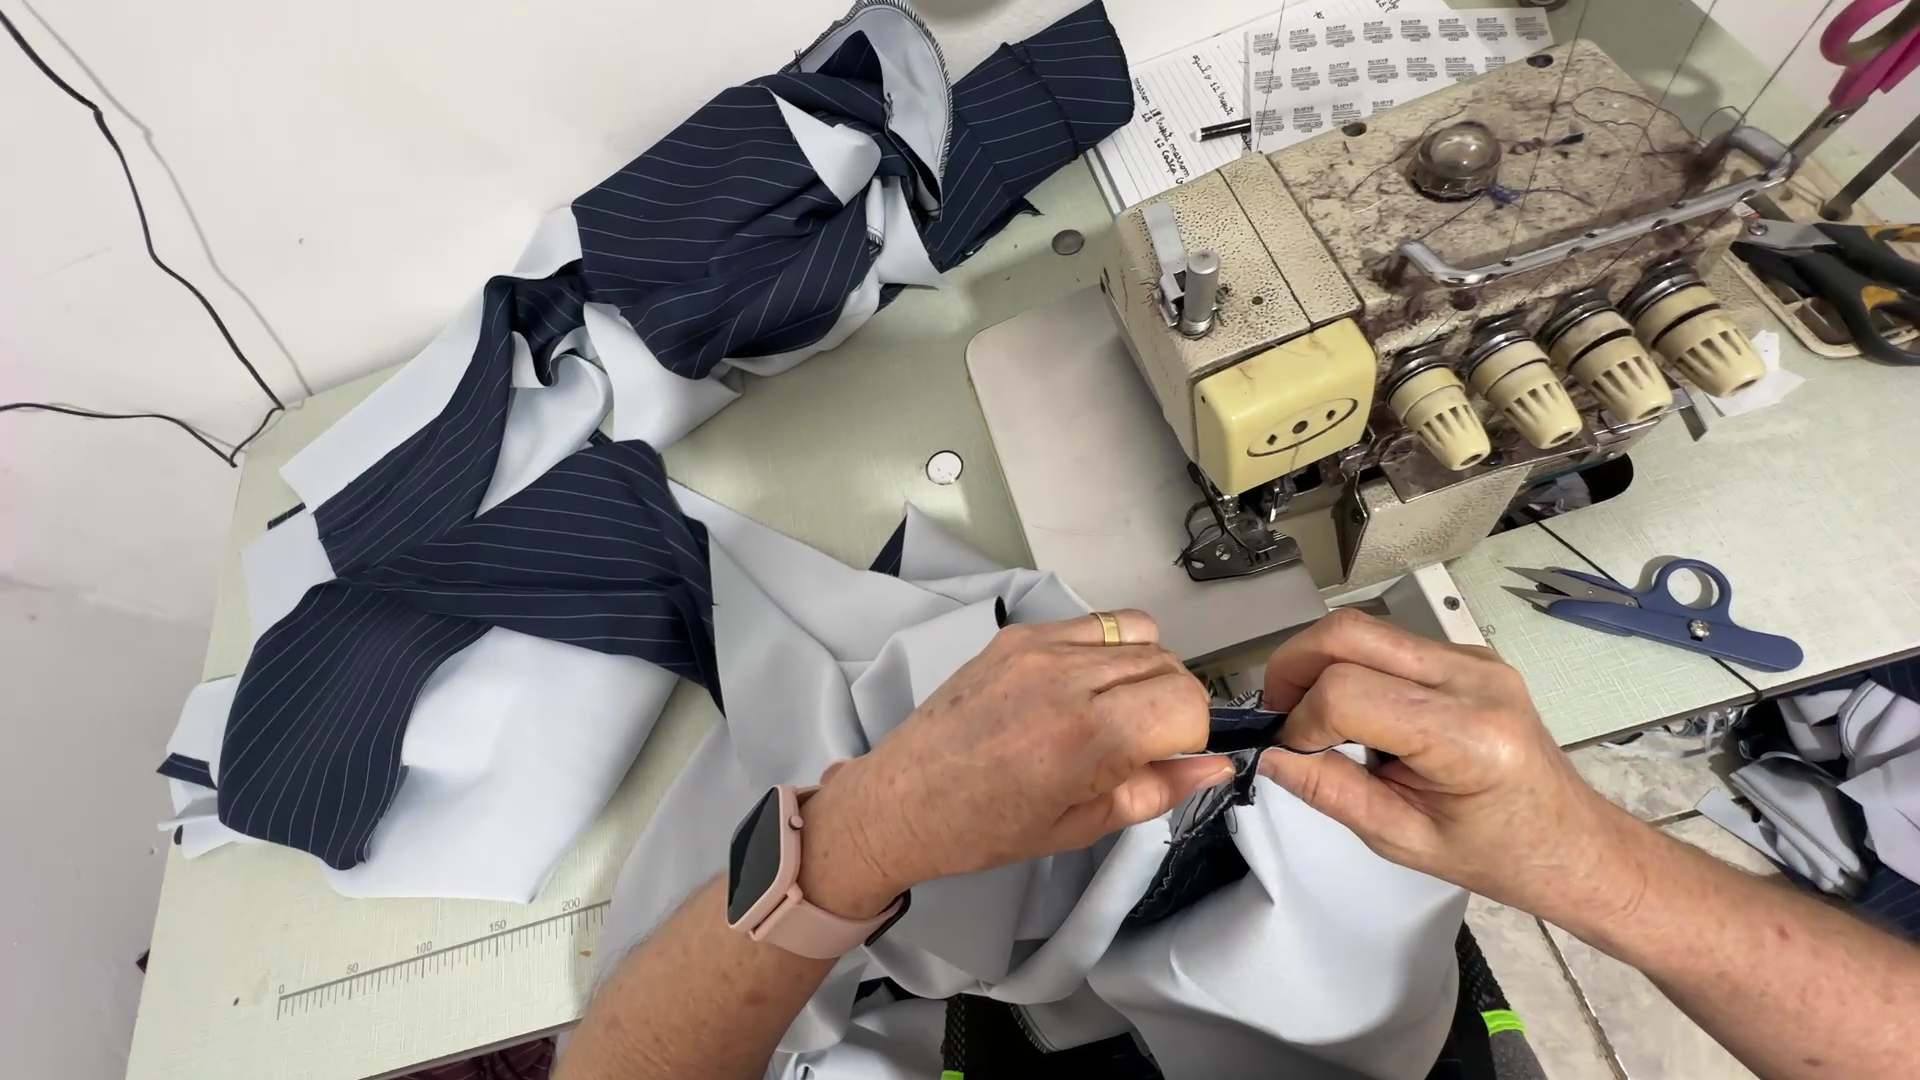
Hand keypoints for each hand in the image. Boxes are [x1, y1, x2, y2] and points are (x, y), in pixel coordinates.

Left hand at [798, 610, 1231, 917]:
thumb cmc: (989, 828)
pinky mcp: (1016, 633)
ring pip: (1138, 632)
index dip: (1192, 733)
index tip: (1167, 755)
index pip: (1188, 701)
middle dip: (1172, 702)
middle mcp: (1069, 676)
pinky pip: (1092, 623)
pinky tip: (1078, 684)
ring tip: (1110, 707)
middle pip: (1168, 663)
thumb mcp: (1082, 825)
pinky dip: (1105, 648)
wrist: (904, 797)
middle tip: (1140, 739)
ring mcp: (1039, 645)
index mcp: (1089, 735)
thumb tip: (1216, 764)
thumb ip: (1158, 789)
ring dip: (1144, 670)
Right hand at [1255, 609, 1645, 922]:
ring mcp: (1470, 658)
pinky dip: (1345, 665)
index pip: (1347, 692)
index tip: (1293, 753)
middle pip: (1346, 633)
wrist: (1577, 845)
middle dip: (1292, 667)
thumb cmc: (1498, 855)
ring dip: (1315, 663)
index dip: (1302, 721)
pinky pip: (1381, 639)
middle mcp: (1472, 680)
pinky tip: (1353, 709)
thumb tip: (1267, 753)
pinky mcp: (1462, 653)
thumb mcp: (1401, 839)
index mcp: (1468, 737)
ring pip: (1358, 628)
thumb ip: (1327, 790)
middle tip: (1281, 712)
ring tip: (1312, 713)